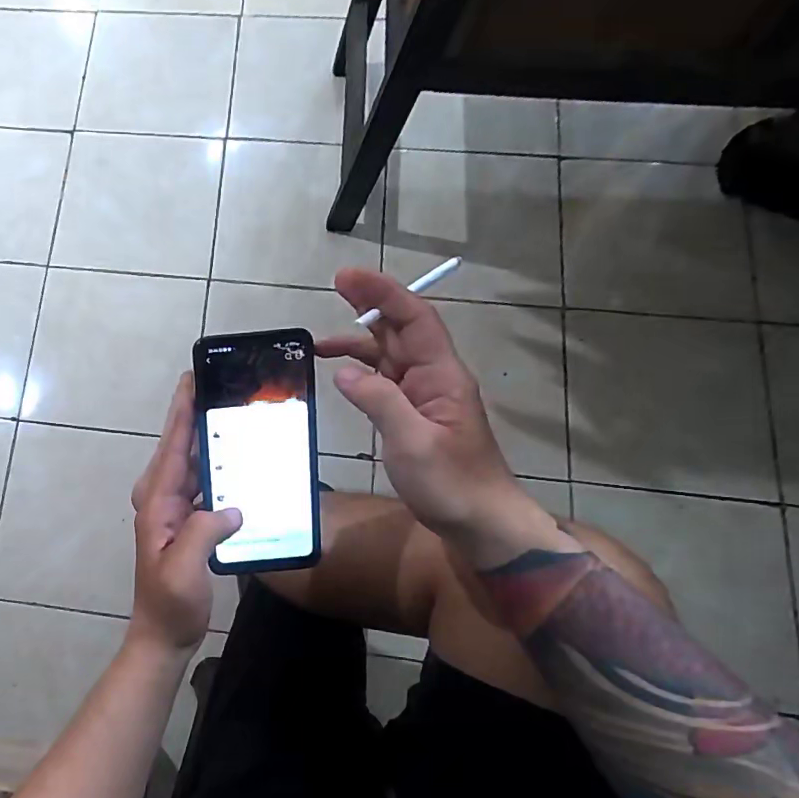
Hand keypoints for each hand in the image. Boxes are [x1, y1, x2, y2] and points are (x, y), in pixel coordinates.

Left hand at [128, 374, 243, 652]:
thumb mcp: (182, 570)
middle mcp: (161, 499)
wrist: (163, 632)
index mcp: (156, 504)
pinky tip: (240, 460)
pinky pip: (204, 485)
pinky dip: (219, 468)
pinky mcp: (187, 522)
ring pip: (193, 464)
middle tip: (218, 383)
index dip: (182, 413)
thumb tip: (231, 508)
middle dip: (194, 415)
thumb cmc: (169, 603)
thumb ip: (202, 534)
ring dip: (209, 439)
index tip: (191, 380)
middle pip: (180, 448)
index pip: (172, 449)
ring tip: (232, 411)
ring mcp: (173, 510)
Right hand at [318, 268, 557, 565]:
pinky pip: (382, 380)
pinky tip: (338, 372)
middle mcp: (433, 378)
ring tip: (319, 340)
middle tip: (337, 285)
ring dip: (358, 340)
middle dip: (370, 304)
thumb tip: (344, 372)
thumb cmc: (452, 483)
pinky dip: (359, 368)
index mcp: (441, 377)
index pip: (413, 322)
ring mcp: (422, 396)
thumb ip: (380, 402)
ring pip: (388, 354)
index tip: (350, 278)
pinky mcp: (411, 414)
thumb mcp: (413, 442)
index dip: (383, 295)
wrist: (480, 520)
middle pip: (400, 330)